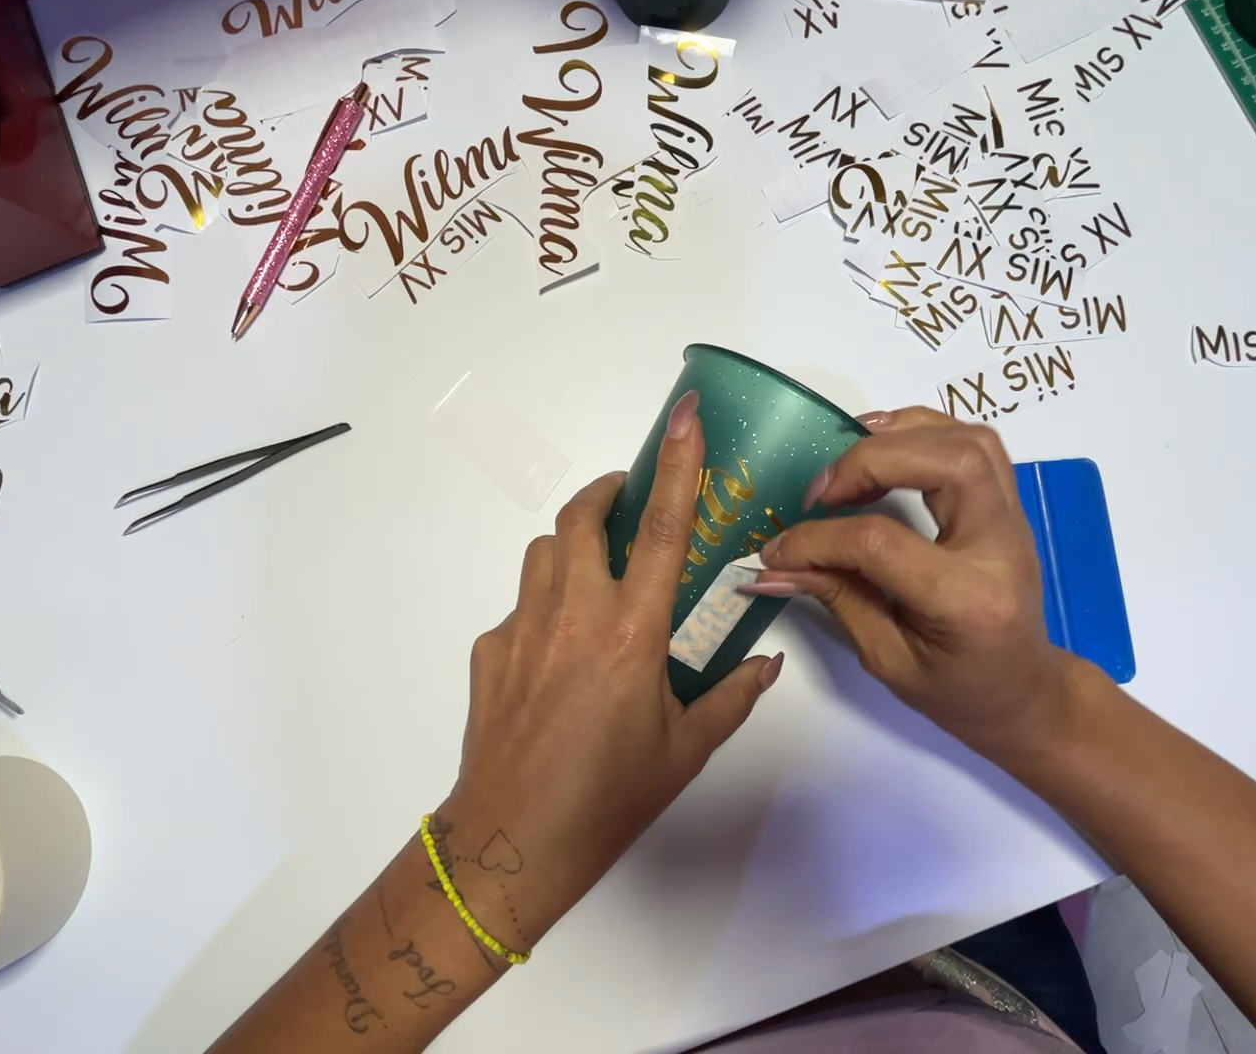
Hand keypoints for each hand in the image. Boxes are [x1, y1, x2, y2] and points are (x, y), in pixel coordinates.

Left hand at [436, 391, 782, 959]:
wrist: (515, 838)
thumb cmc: (611, 795)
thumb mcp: (684, 749)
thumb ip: (731, 697)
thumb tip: (767, 663)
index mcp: (630, 632)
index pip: (659, 530)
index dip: (675, 466)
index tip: (681, 416)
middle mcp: (572, 614)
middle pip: (579, 519)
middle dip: (604, 492)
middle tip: (624, 498)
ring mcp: (521, 627)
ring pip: (542, 552)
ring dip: (570, 545)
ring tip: (594, 574)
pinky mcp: (489, 650)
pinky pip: (519, 607)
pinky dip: (543, 607)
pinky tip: (556, 653)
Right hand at [743, 408, 1082, 758]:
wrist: (1024, 692)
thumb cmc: (955, 691)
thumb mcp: (885, 657)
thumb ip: (834, 597)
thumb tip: (773, 566)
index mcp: (967, 601)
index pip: (881, 543)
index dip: (817, 539)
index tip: (777, 551)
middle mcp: (1000, 548)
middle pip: (947, 464)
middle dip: (868, 461)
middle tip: (820, 492)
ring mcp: (1012, 522)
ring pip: (968, 440)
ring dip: (899, 436)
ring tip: (846, 458)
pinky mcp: (1007, 507)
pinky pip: (974, 444)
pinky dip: (923, 433)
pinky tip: (881, 448)